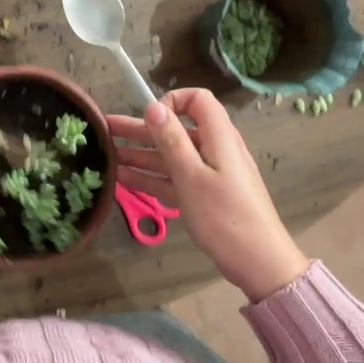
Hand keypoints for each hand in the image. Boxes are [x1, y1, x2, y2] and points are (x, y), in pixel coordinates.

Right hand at [107, 89, 309, 300]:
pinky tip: (123, 178)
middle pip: (176, 130)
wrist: (258, 262)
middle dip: (142, 128)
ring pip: (171, 156)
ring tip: (107, 155)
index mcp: (218, 137)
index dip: (172, 101)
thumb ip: (171, 140)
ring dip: (140, 154)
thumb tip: (154, 106)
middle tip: (106, 129)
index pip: (198, 100)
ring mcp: (209, 174)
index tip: (149, 117)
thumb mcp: (192, 177)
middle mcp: (214, 149)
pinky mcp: (204, 195)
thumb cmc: (224, 216)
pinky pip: (173, 178)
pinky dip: (151, 176)